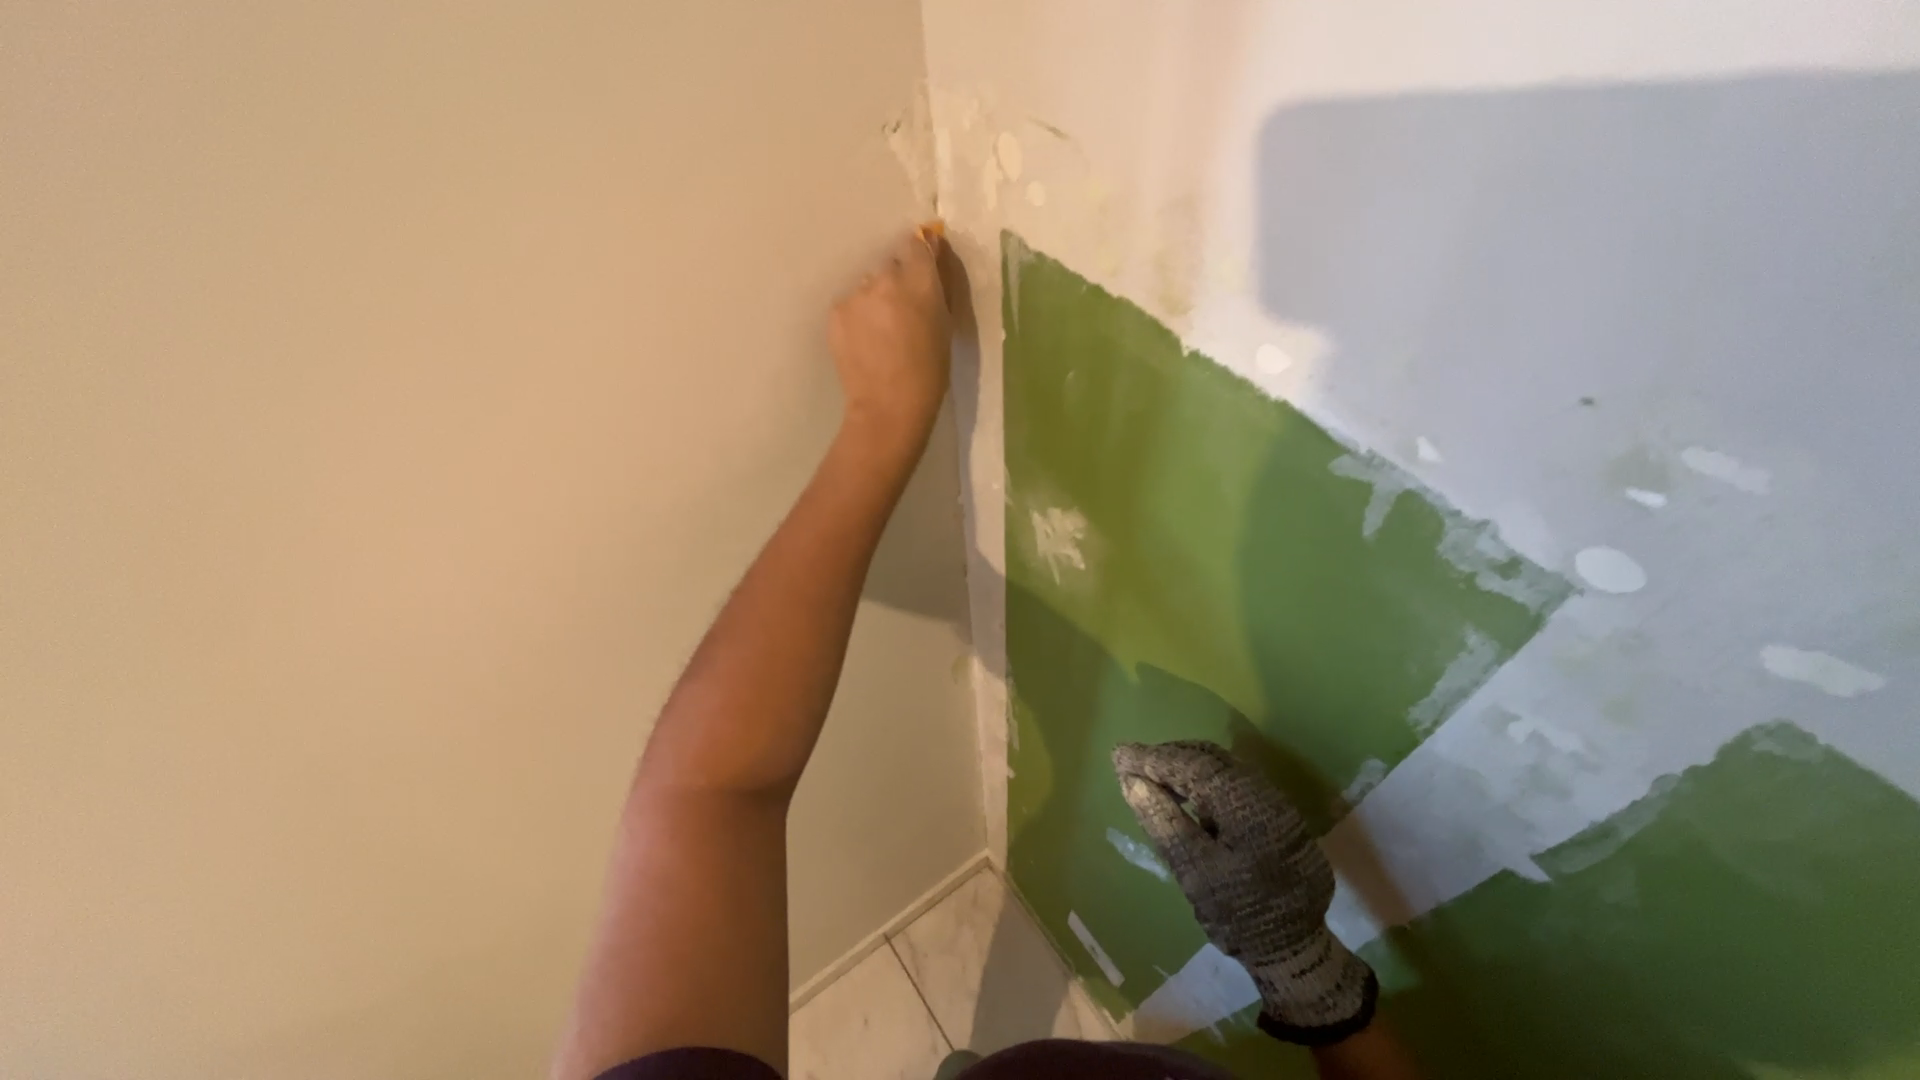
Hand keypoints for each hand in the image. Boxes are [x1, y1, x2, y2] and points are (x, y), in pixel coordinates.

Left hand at [828, 226, 951, 453]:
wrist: (888, 406)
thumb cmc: (929, 372)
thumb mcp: (945, 325)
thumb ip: (939, 285)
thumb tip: (934, 252)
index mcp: (920, 279)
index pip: (915, 244)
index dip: (918, 258)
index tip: (920, 276)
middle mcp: (886, 278)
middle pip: (890, 265)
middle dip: (896, 282)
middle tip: (900, 315)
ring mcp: (857, 294)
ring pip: (868, 286)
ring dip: (874, 300)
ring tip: (879, 334)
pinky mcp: (836, 312)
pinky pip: (850, 305)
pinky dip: (856, 318)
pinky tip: (864, 343)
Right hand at [1112, 740, 1378, 1045]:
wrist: (1293, 950)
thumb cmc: (1238, 915)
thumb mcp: (1194, 873)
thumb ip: (1164, 823)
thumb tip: (1132, 781)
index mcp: (1249, 808)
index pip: (1194, 767)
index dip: (1154, 758)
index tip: (1119, 755)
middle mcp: (1267, 795)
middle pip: (1210, 759)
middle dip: (1168, 757)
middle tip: (1129, 762)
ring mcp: (1276, 803)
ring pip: (1223, 768)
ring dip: (1184, 766)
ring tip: (1149, 775)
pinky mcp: (1275, 815)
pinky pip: (1233, 783)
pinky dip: (1202, 780)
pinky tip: (1182, 793)